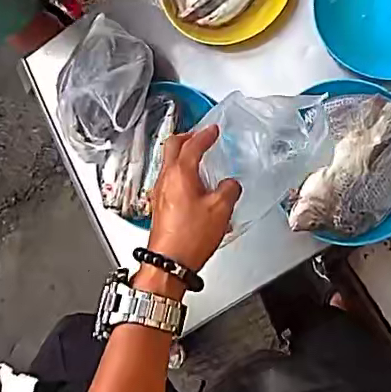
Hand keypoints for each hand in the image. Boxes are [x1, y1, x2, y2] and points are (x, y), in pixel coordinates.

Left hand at [146, 125, 241, 272]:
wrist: (169, 261)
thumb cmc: (189, 237)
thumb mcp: (220, 210)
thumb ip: (229, 190)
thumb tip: (231, 184)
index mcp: (180, 173)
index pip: (192, 145)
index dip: (204, 135)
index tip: (212, 130)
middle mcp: (165, 178)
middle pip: (172, 146)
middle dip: (187, 137)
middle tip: (200, 136)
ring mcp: (159, 191)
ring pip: (168, 162)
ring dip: (182, 154)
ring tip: (197, 157)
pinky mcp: (159, 203)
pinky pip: (168, 178)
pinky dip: (180, 172)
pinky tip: (191, 183)